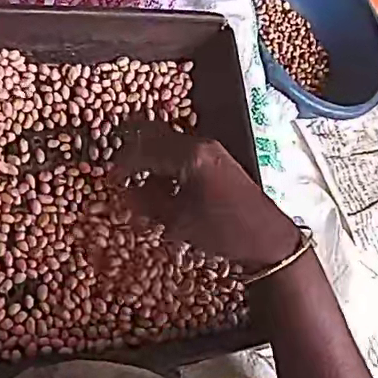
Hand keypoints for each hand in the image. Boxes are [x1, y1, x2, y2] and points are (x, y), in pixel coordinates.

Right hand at [109, 124, 299, 268]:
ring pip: (171, 147)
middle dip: (135, 155)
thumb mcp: (178, 221)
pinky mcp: (220, 163)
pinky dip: (169, 167)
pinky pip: (186, 156)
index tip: (110, 179)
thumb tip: (124, 191)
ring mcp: (213, 152)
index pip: (144, 149)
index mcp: (190, 155)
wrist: (267, 238)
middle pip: (156, 139)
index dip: (123, 164)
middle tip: (120, 175)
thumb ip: (147, 202)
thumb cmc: (223, 230)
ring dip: (152, 161)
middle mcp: (202, 145)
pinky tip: (165, 190)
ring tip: (141, 187)